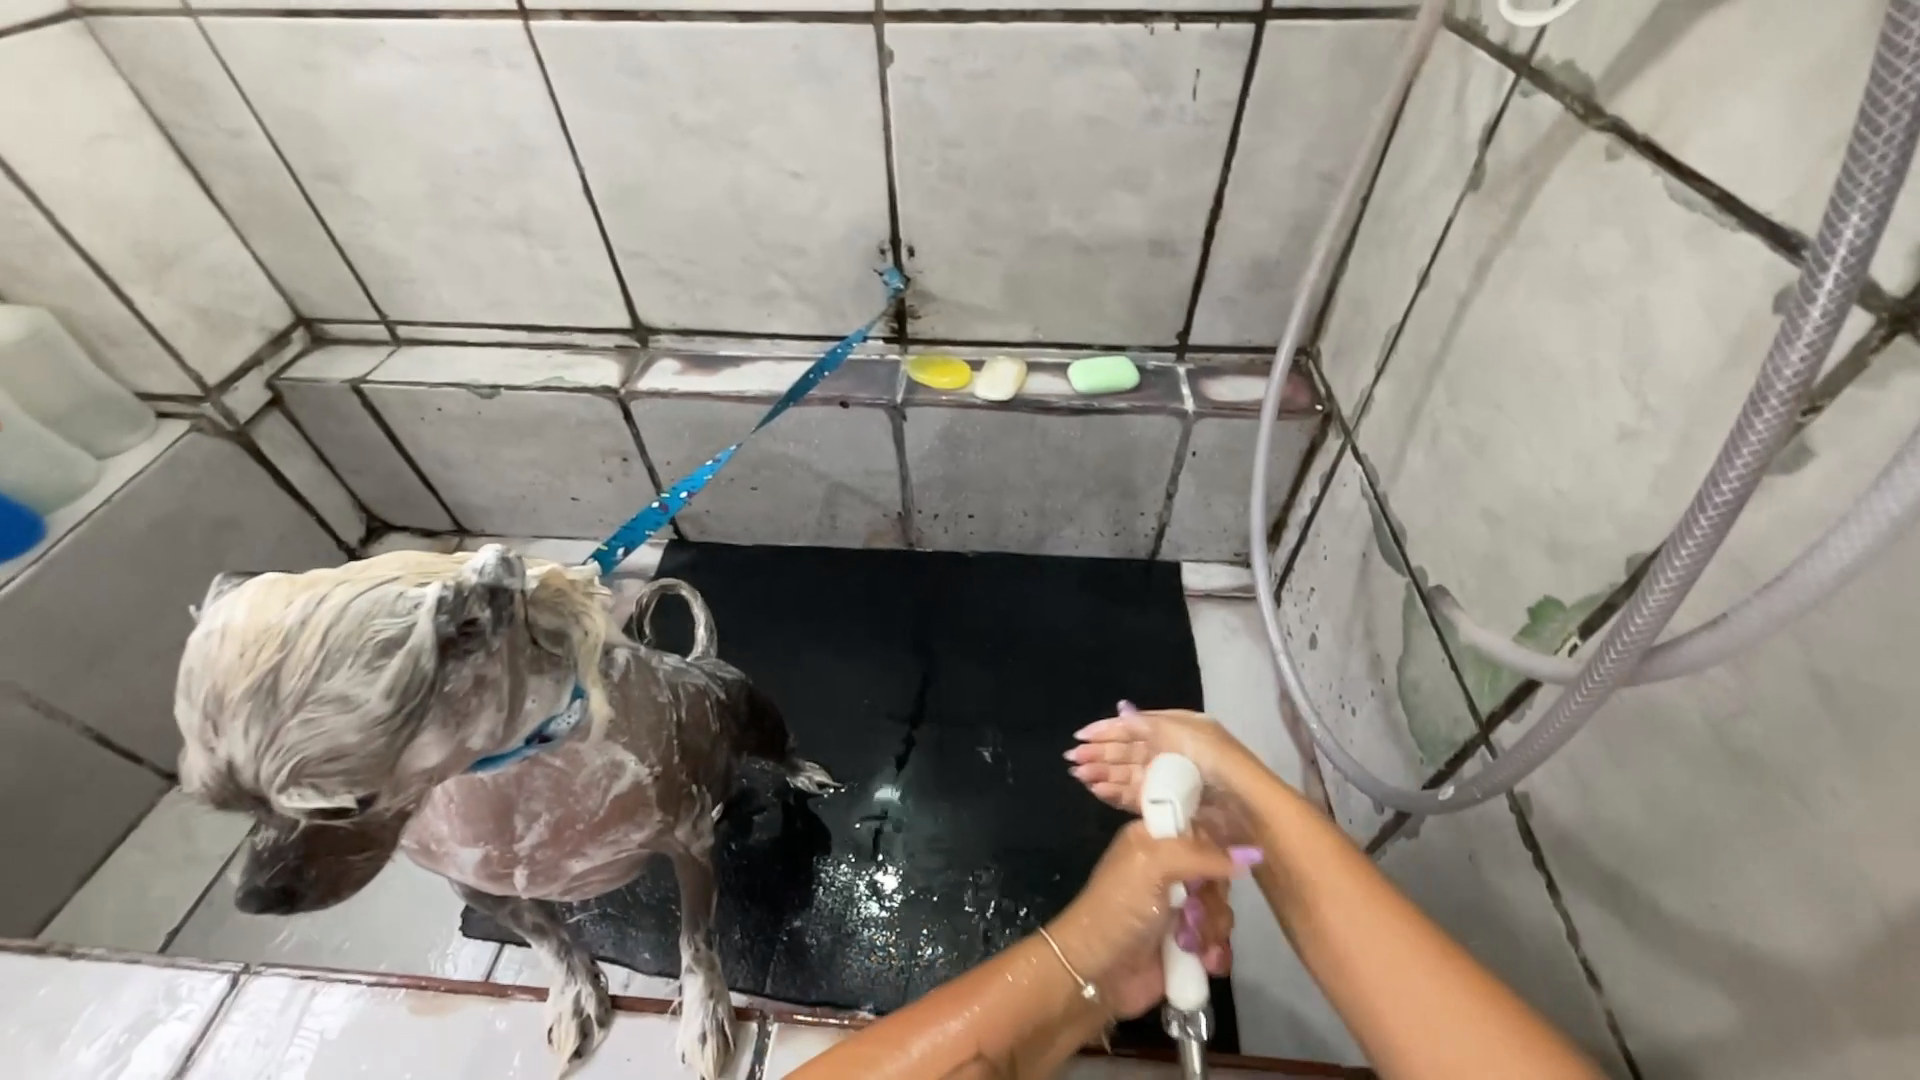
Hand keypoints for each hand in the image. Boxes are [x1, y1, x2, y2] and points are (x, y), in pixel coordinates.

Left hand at [1045, 821, 1256, 1019]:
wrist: (1099, 973)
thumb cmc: (1120, 908)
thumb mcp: (1153, 866)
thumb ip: (1201, 855)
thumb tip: (1252, 852)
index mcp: (1153, 840)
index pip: (1199, 829)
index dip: (1214, 847)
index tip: (1216, 865)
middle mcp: (1167, 869)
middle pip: (1217, 872)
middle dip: (1213, 897)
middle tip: (1194, 912)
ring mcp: (1178, 907)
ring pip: (1221, 908)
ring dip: (1213, 929)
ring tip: (1193, 945)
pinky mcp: (1187, 943)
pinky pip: (1220, 940)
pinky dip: (1215, 951)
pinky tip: (1204, 961)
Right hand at [1065, 707, 1263, 842]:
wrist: (1246, 810)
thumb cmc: (1217, 765)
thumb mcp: (1184, 734)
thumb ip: (1149, 725)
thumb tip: (1122, 710)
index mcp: (1179, 731)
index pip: (1136, 727)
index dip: (1108, 730)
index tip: (1081, 735)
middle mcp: (1172, 753)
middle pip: (1129, 751)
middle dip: (1100, 754)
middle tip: (1073, 760)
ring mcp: (1170, 781)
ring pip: (1128, 774)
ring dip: (1103, 773)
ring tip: (1079, 776)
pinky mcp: (1169, 807)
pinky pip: (1136, 798)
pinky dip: (1115, 794)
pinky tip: (1096, 790)